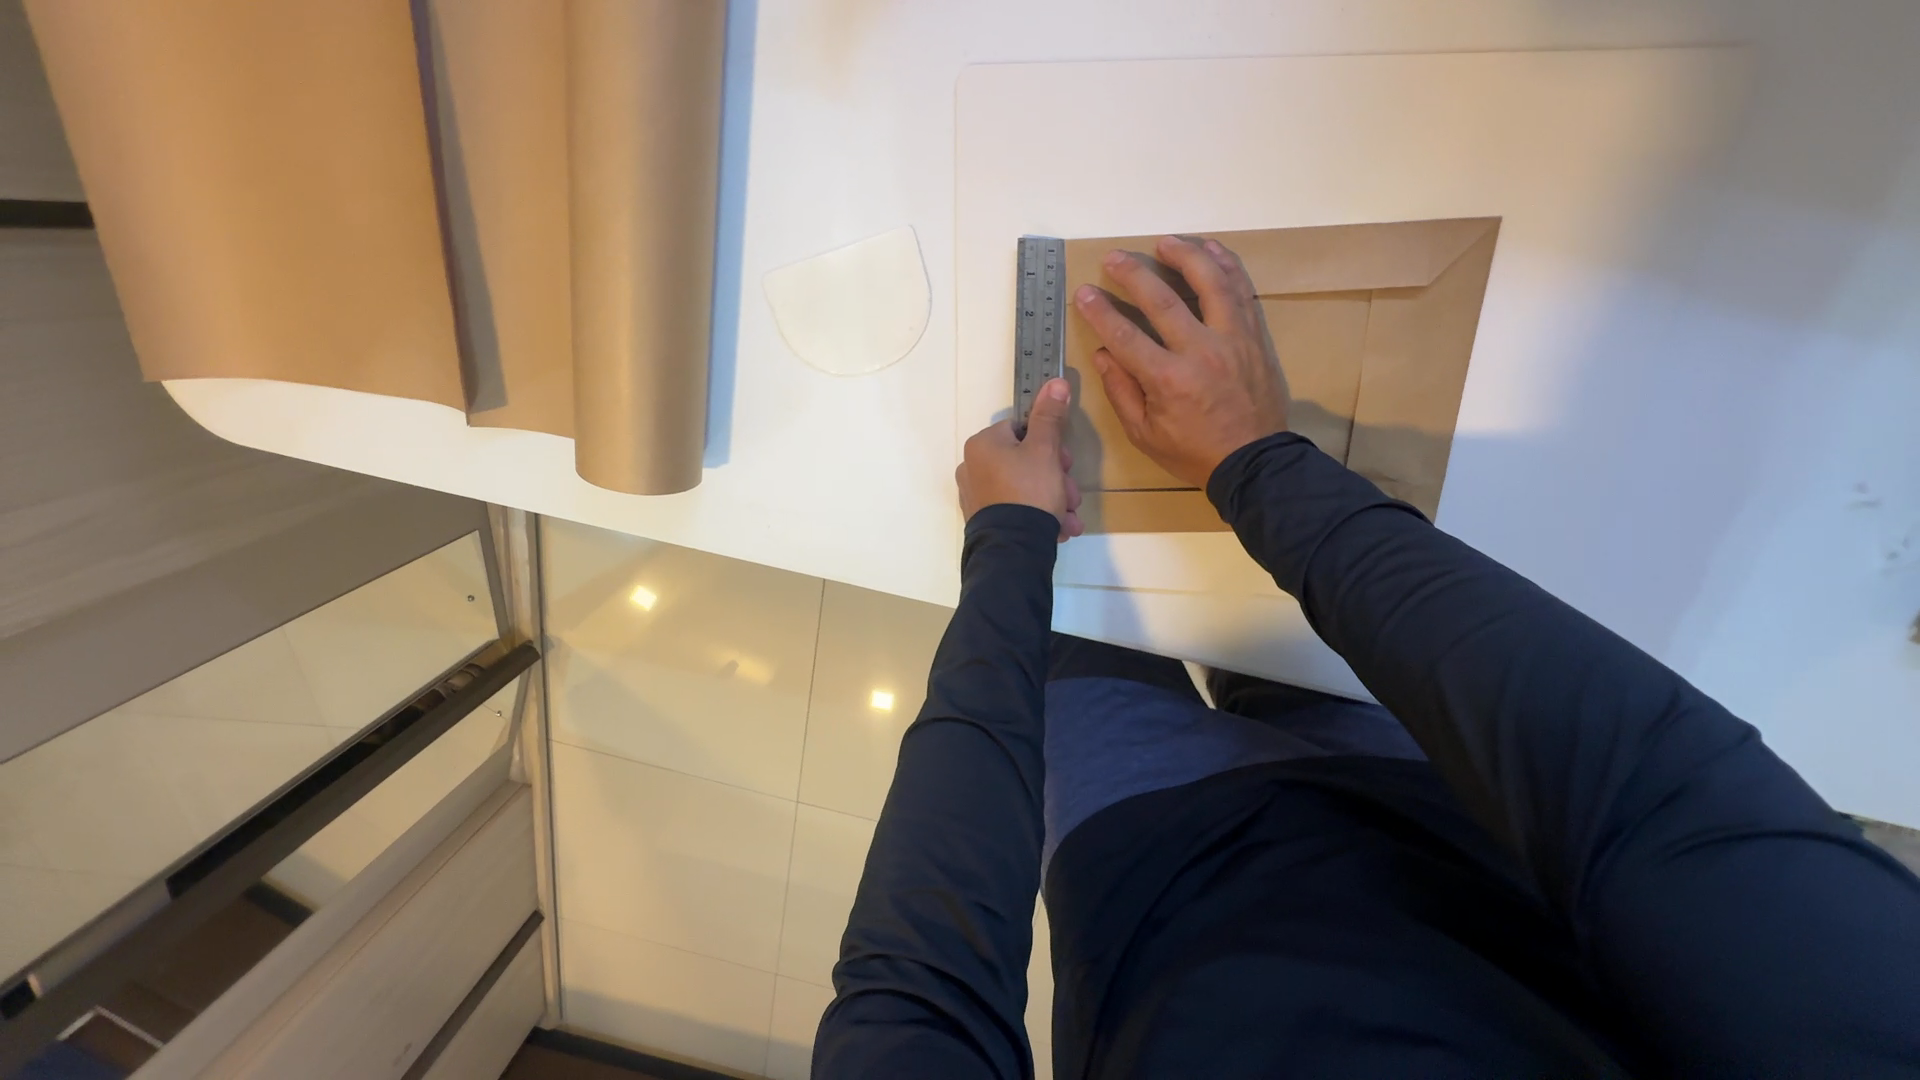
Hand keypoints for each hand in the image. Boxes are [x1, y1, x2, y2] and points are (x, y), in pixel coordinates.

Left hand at [956, 377, 1083, 540]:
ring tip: (1069, 518)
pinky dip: (1040, 515)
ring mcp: (977, 497)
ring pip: (1026, 488)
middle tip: (1071, 494)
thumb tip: (1055, 382)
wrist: (1014, 549)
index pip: (1021, 430)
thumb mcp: (1045, 450)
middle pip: (1025, 461)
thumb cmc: (1030, 492)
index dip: (1050, 445)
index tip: (1065, 462)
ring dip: (1055, 499)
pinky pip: (1018, 510)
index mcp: (983, 445)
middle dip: (1056, 478)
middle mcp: (973, 468)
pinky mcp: (985, 522)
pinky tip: (1060, 528)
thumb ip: (1050, 417)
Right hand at [1073, 235, 1288, 487]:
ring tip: (1165, 242)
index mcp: (1167, 380)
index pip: (1125, 336)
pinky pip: (1242, 290)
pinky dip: (1227, 265)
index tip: (1084, 293)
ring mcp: (1232, 339)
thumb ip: (1122, 392)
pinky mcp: (1254, 336)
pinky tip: (1212, 250)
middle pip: (1161, 300)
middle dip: (1133, 275)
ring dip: (1185, 255)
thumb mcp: (1145, 434)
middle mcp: (1200, 351)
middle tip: (1114, 258)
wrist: (1255, 462)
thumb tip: (1103, 354)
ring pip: (1210, 282)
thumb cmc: (1194, 452)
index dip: (1100, 312)